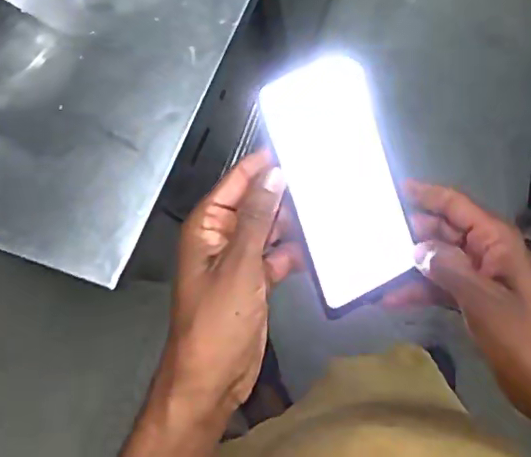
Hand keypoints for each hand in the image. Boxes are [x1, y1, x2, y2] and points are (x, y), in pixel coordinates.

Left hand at [122, 150, 301, 455]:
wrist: (210, 383)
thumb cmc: (214, 324)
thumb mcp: (239, 264)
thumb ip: (258, 217)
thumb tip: (273, 174)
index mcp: (208, 224)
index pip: (237, 180)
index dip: (263, 163)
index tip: (293, 147)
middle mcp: (222, 236)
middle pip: (257, 201)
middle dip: (284, 194)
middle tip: (318, 183)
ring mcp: (239, 258)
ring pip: (270, 227)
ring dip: (292, 224)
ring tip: (323, 213)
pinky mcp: (255, 279)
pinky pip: (277, 254)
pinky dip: (294, 252)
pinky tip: (316, 249)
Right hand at [383, 181, 530, 456]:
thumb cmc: (525, 340)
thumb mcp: (483, 301)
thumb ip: (448, 268)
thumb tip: (418, 248)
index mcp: (495, 240)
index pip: (455, 205)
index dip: (426, 193)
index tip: (395, 187)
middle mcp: (487, 251)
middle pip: (444, 230)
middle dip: (412, 231)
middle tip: (375, 231)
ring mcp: (482, 278)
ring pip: (440, 259)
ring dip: (412, 265)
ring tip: (377, 266)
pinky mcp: (478, 303)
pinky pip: (444, 286)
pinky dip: (421, 290)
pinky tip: (393, 298)